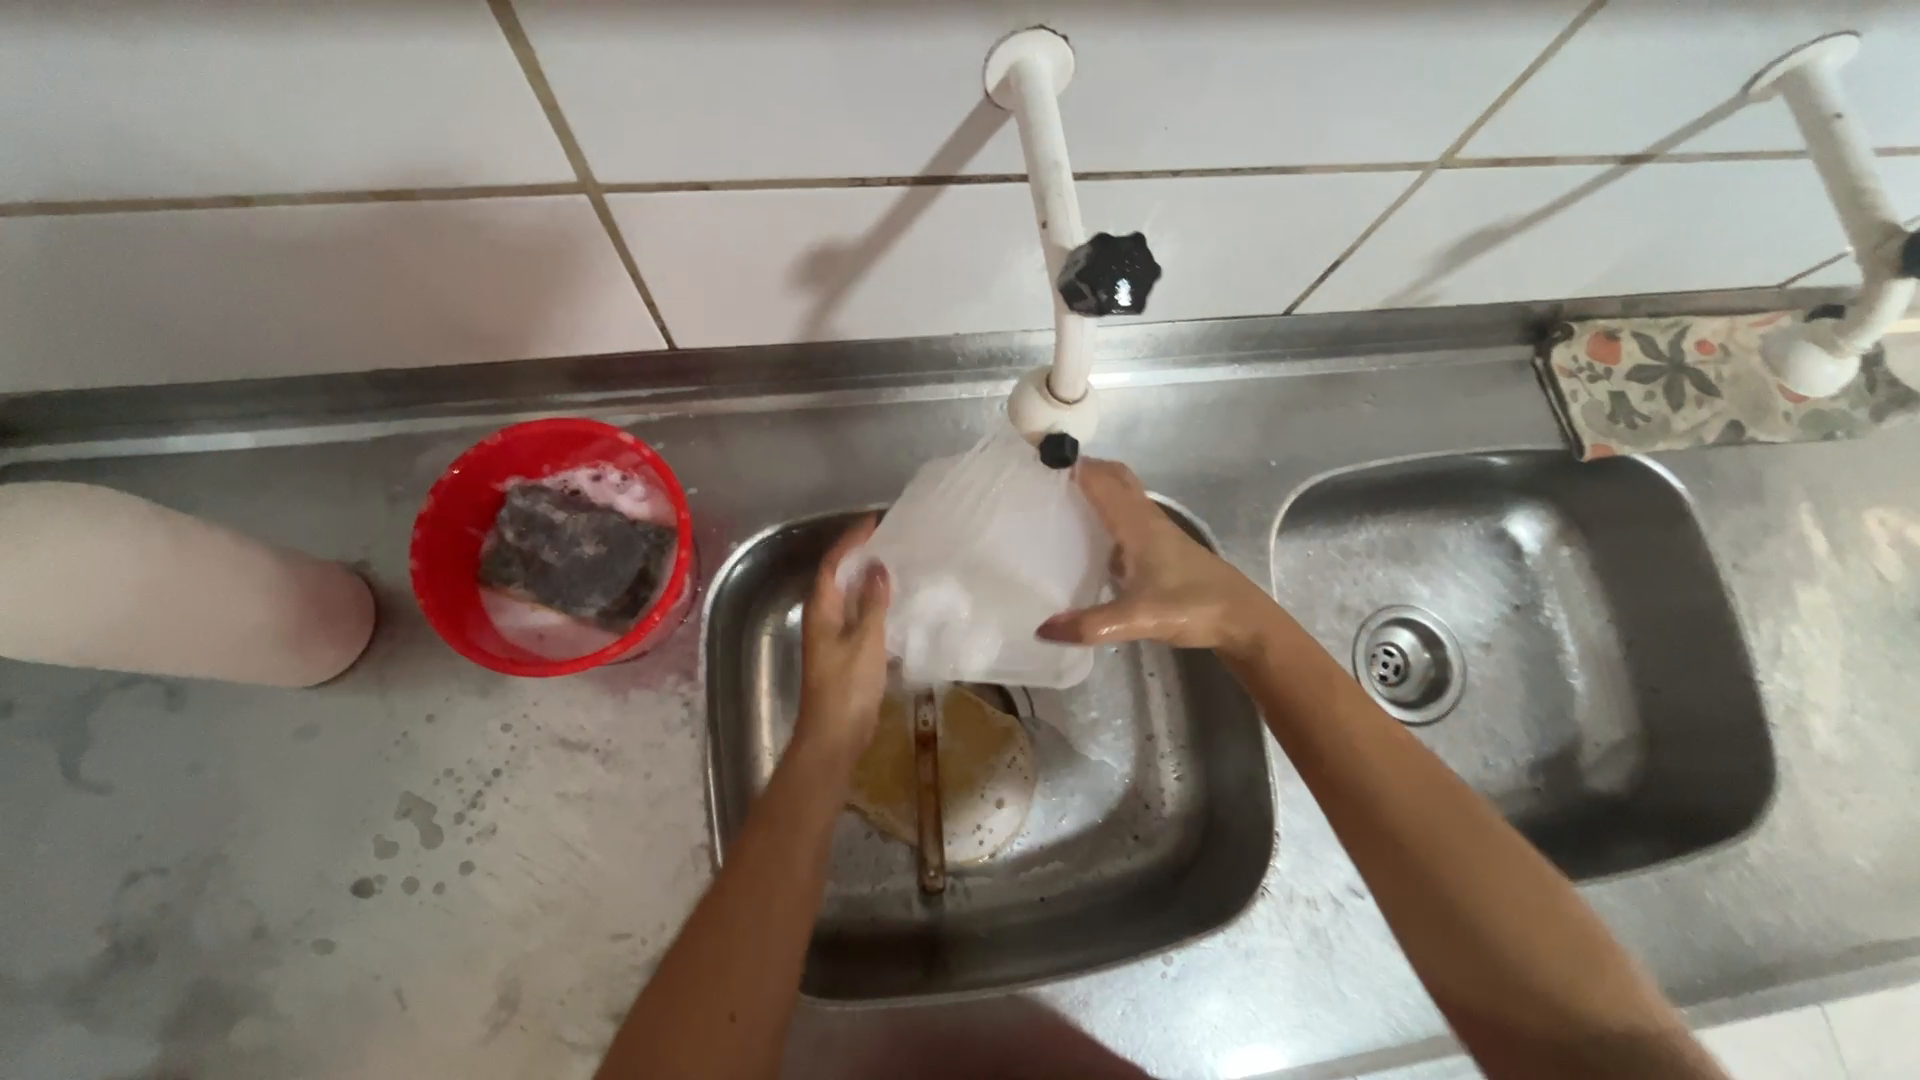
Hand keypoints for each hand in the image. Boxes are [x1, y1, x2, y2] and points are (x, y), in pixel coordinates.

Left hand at [796, 518, 891, 759]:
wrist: (835, 735)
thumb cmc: (848, 686)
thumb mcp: (865, 640)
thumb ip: (872, 602)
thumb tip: (877, 567)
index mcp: (821, 610)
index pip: (833, 564)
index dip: (851, 541)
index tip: (875, 523)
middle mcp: (822, 618)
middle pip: (838, 578)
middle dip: (860, 556)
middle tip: (891, 540)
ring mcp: (832, 637)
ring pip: (849, 598)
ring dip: (868, 580)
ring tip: (897, 564)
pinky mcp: (844, 653)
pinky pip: (858, 617)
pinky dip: (874, 605)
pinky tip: (896, 604)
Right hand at [1037, 460, 1274, 657]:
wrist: (1242, 619)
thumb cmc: (1193, 607)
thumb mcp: (1138, 619)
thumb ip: (1090, 625)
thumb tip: (1042, 629)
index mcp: (1138, 523)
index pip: (1100, 479)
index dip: (1070, 464)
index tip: (1033, 459)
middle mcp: (1146, 519)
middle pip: (1114, 477)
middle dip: (1082, 469)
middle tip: (1043, 477)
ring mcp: (1156, 533)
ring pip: (1122, 496)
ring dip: (1094, 489)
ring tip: (1057, 501)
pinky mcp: (1161, 549)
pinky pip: (1126, 518)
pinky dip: (1105, 514)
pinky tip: (1087, 539)